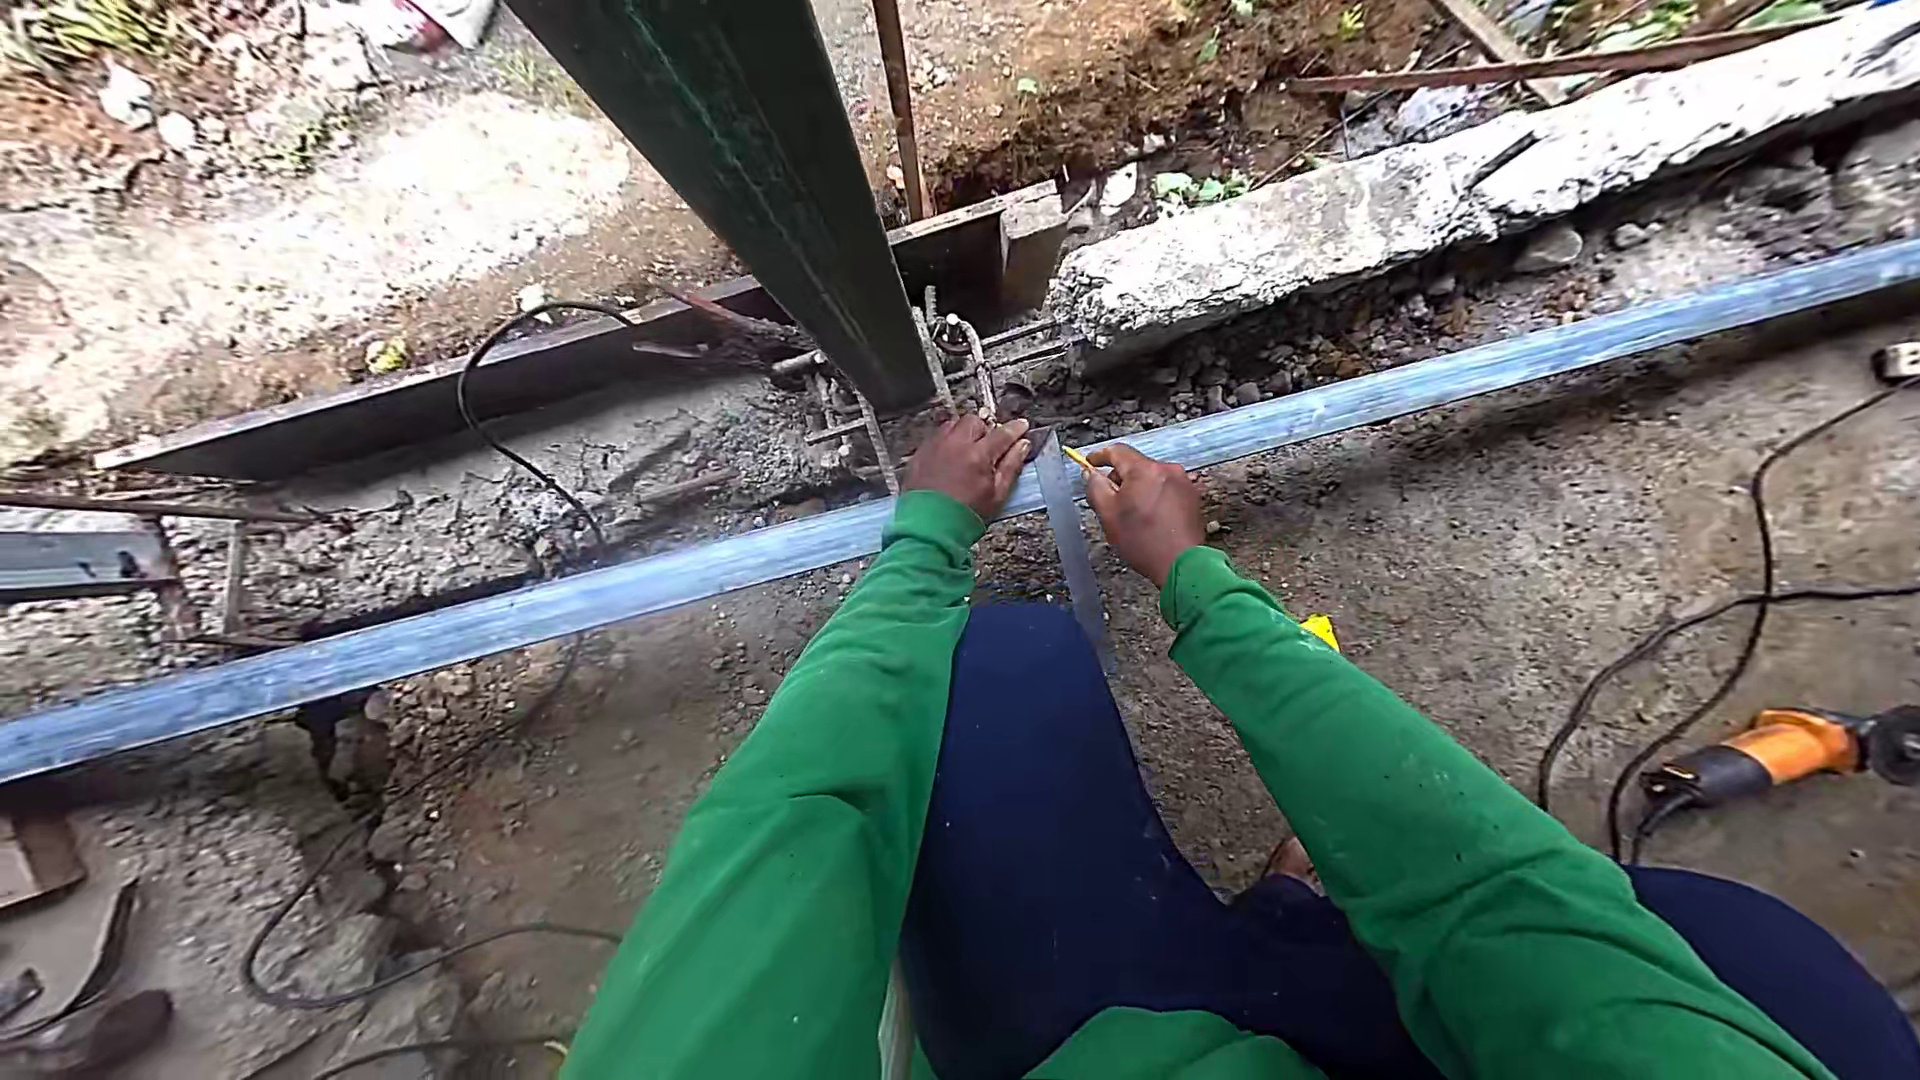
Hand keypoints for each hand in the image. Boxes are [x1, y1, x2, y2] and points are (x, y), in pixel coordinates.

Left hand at [905, 414, 1030, 520]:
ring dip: (963, 433)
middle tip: (989, 445)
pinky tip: (949, 458)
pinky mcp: (919, 454)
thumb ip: (1011, 467)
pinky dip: (945, 441)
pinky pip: (935, 437)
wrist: (928, 529)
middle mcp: (955, 445)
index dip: (1015, 429)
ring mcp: (934, 447)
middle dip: (985, 430)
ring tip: (967, 450)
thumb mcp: (997, 496)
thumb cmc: (963, 518)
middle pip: (975, 422)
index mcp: (978, 455)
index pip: (1002, 433)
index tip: (1021, 427)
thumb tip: (1022, 446)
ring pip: (953, 425)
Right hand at [1083, 443, 1205, 588]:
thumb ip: (1095, 488)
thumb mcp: (1108, 514)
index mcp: (1145, 471)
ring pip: (1150, 478)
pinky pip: (1165, 489)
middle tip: (1110, 503)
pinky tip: (1148, 519)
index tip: (1091, 462)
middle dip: (1119, 480)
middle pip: (1135, 466)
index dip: (1100, 456)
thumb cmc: (1145, 542)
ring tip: (1131, 517)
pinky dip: (1153, 498)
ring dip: (1137, 490)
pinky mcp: (1191, 496)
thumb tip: (1090, 473)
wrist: (1180, 564)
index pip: (1118, 451)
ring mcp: (1182, 483)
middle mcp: (1167, 470)